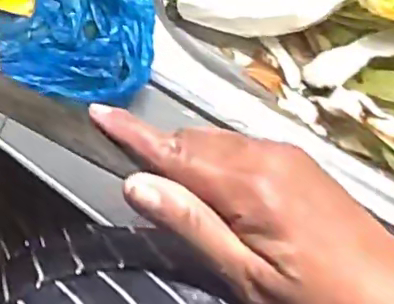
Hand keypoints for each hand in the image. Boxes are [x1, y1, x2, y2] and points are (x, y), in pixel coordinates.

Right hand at [90, 105, 393, 303]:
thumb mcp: (252, 281)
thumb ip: (192, 225)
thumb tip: (137, 185)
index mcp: (248, 184)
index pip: (172, 149)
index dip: (130, 132)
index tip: (97, 111)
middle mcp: (262, 153)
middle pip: (190, 141)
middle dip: (164, 157)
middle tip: (153, 193)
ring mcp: (282, 151)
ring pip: (212, 141)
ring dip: (191, 159)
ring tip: (193, 203)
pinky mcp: (296, 157)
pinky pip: (238, 146)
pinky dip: (218, 160)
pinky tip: (228, 196)